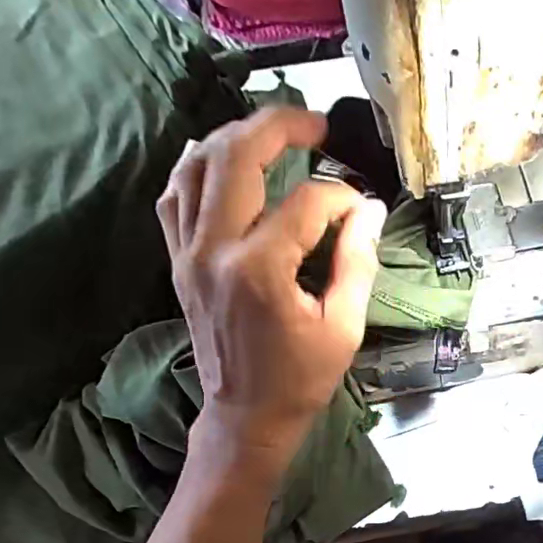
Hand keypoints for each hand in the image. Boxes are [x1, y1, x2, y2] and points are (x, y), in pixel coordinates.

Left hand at [157, 108, 387, 476]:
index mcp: (259, 270)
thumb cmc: (298, 381)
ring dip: (234, 138)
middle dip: (279, 126)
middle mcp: (214, 252)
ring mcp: (187, 256)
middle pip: (236, 156)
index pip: (307, 202)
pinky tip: (219, 160)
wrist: (244, 417)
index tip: (359, 212)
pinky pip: (173, 198)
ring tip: (270, 136)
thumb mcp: (343, 329)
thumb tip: (368, 209)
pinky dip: (194, 169)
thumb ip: (357, 262)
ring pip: (195, 166)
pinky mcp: (177, 264)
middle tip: (313, 125)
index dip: (342, 197)